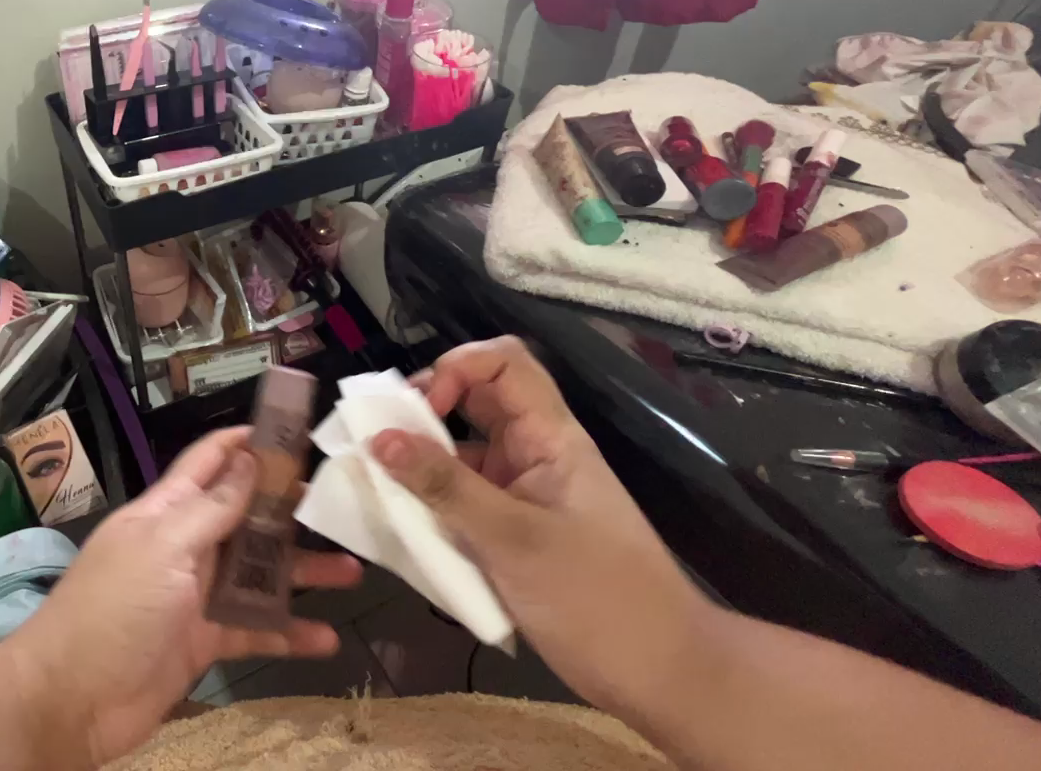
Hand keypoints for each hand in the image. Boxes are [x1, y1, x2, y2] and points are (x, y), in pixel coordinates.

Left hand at [7, 426, 361, 765]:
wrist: (72, 698)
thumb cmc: (114, 607)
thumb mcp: (163, 547)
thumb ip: (211, 508)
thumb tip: (248, 458)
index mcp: (167, 510)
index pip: (209, 461)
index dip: (245, 443)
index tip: (292, 432)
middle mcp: (185, 544)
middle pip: (244, 516)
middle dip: (287, 508)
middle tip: (339, 505)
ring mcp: (195, 594)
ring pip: (258, 573)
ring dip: (301, 570)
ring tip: (353, 567)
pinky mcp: (204, 640)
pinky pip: (254, 629)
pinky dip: (288, 632)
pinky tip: (326, 638)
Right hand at [368, 337, 719, 714]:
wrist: (663, 677)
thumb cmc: (597, 598)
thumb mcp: (512, 540)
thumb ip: (443, 486)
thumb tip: (378, 438)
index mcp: (550, 438)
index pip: (504, 363)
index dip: (457, 367)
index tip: (420, 409)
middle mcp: (533, 452)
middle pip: (476, 398)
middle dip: (425, 407)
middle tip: (383, 437)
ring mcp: (521, 490)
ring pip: (463, 448)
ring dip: (421, 455)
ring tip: (379, 477)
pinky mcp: (510, 527)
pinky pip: (461, 492)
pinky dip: (429, 496)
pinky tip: (401, 517)